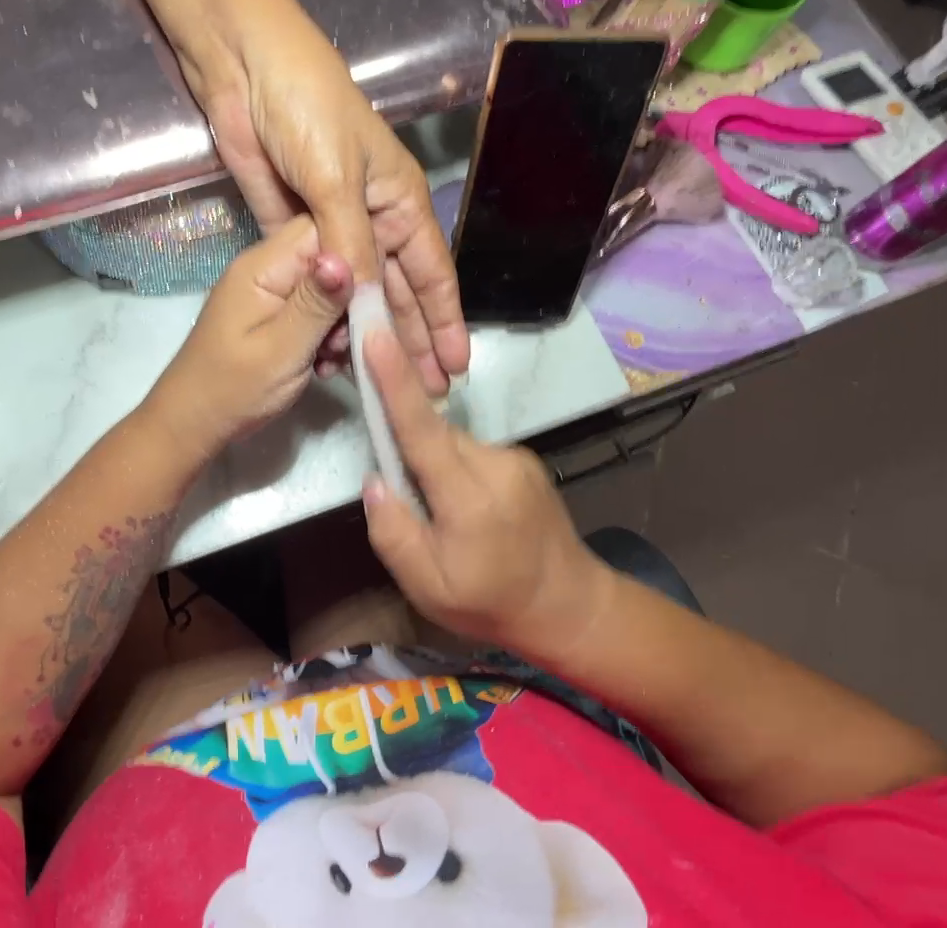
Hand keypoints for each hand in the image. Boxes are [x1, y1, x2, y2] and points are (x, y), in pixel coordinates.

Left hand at [144, 215, 352, 457]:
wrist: (193, 423)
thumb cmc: (232, 389)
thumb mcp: (280, 349)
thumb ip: (315, 303)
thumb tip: (347, 255)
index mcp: (262, 266)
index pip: (322, 226)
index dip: (355, 254)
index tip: (368, 298)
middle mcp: (266, 268)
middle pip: (329, 254)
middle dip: (350, 295)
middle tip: (346, 339)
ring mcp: (270, 291)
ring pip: (327, 286)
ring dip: (341, 321)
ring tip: (333, 358)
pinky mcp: (276, 314)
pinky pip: (315, 309)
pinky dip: (327, 335)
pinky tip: (325, 364)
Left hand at [189, 17, 469, 394]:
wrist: (244, 75)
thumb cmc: (305, 115)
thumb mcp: (335, 181)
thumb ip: (350, 246)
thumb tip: (367, 304)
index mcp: (397, 202)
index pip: (428, 272)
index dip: (442, 320)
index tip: (455, 364)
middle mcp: (371, 222)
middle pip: (397, 292)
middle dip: (412, 340)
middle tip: (427, 392)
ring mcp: (332, 234)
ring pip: (358, 296)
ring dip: (370, 337)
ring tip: (383, 385)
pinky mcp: (295, 239)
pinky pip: (321, 289)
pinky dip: (329, 319)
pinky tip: (335, 353)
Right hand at [358, 327, 614, 652]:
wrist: (571, 607)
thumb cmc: (490, 605)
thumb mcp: (427, 588)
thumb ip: (393, 533)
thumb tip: (374, 480)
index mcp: (469, 499)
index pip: (423, 431)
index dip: (395, 383)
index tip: (376, 338)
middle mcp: (496, 465)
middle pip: (434, 433)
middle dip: (408, 446)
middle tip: (402, 494)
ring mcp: (516, 460)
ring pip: (453, 443)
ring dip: (435, 464)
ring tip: (443, 517)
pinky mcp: (525, 463)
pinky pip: (474, 453)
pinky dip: (457, 470)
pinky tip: (468, 511)